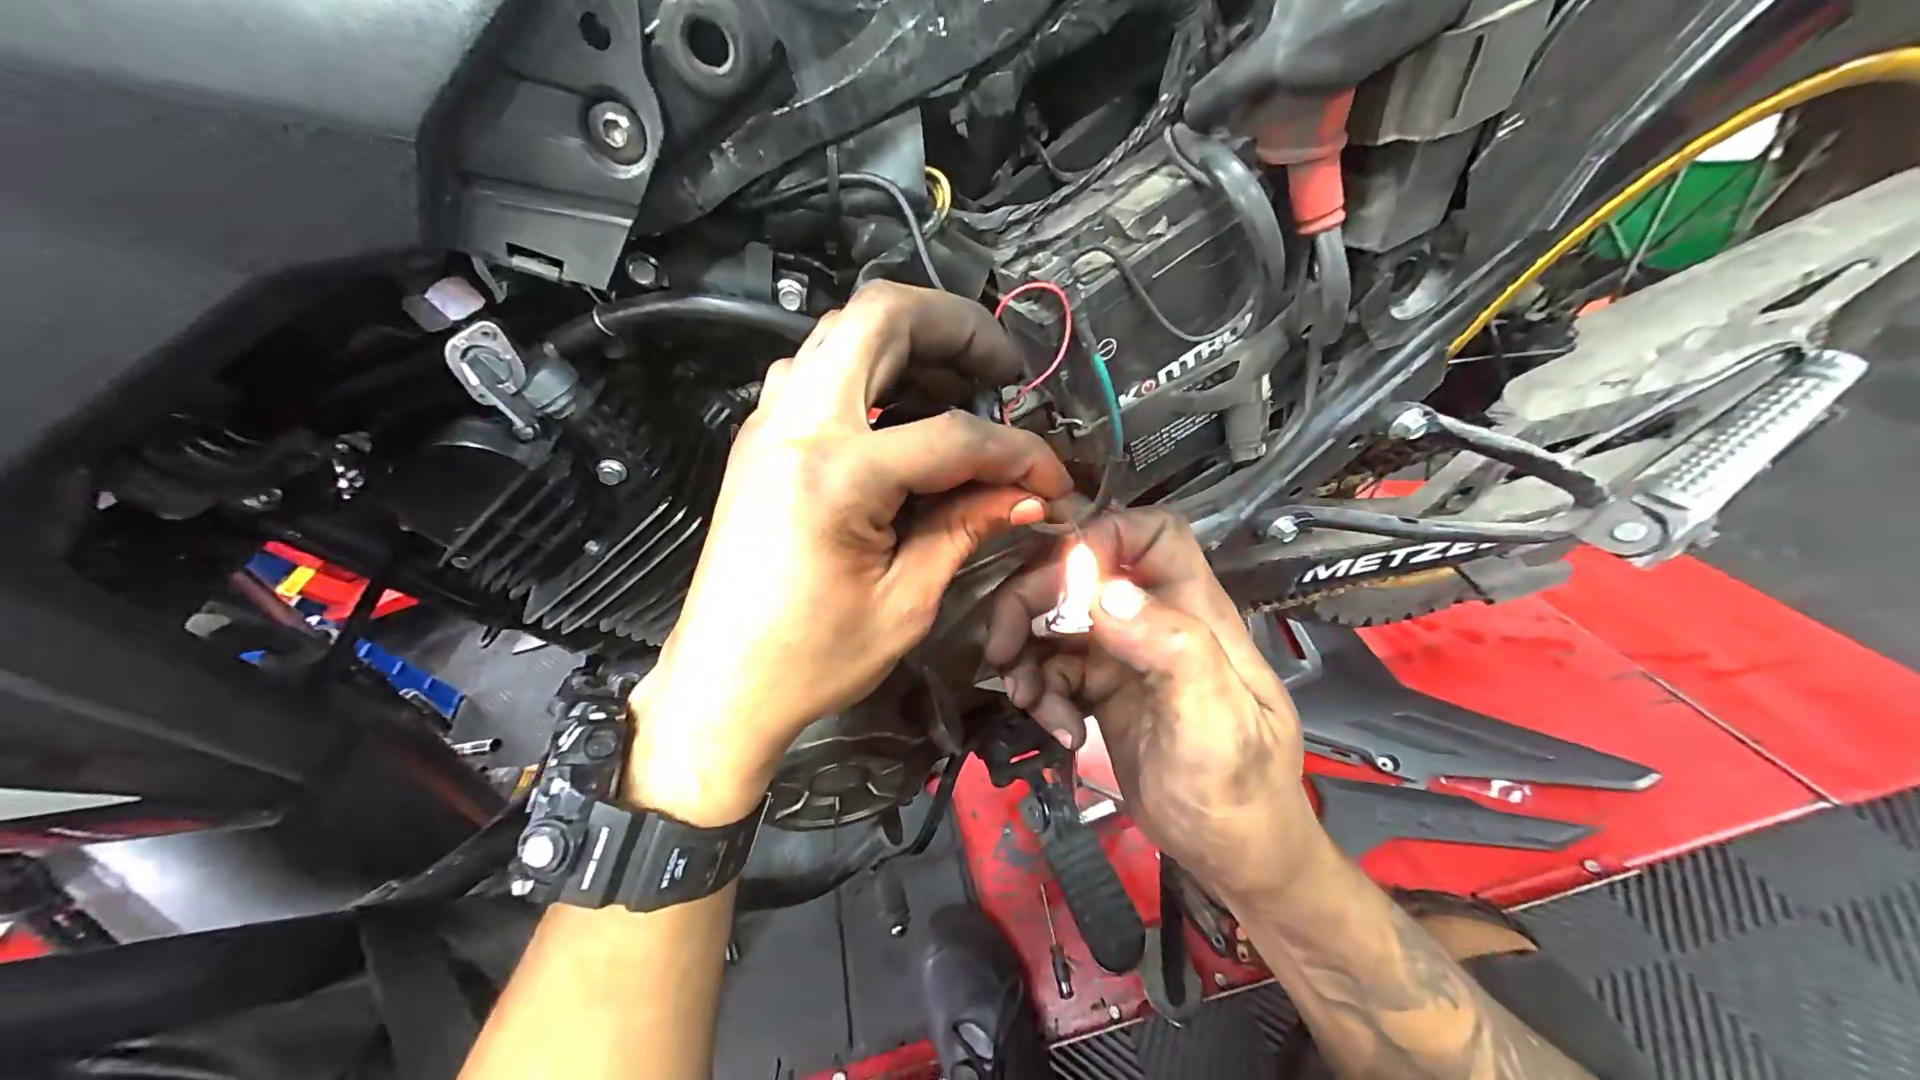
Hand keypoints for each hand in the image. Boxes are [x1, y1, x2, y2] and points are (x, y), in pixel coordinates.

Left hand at [628, 283, 1074, 824]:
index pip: (954, 435)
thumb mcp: (906, 601)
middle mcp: (796, 425)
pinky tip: (900, 412)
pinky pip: (817, 369)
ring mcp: (770, 424)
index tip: (1052, 478)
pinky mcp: (761, 440)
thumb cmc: (810, 660)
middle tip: (1004, 368)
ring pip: (843, 332)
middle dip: (957, 327)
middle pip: (881, 316)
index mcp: (837, 474)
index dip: (1019, 453)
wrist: (721, 685)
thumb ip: (968, 528)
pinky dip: (868, 370)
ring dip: (909, 342)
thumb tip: (1030, 494)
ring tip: (960, 385)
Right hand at [984, 508, 1335, 902]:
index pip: (1152, 533)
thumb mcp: (1213, 719)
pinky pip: (1053, 668)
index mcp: (1193, 610)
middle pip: (1082, 574)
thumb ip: (1167, 646)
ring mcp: (1123, 654)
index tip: (1059, 578)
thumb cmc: (1237, 787)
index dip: (1103, 535)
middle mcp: (1153, 619)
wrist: (1232, 854)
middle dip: (1033, 602)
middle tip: (1004, 649)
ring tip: (1025, 698)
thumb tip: (1100, 592)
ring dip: (1027, 654)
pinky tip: (1057, 729)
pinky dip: (1041, 693)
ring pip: (1056, 620)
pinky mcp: (1101, 688)